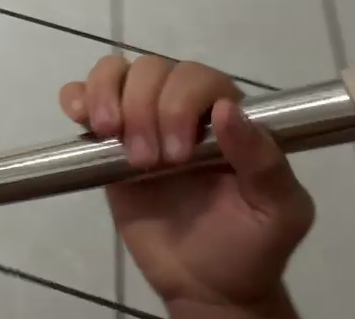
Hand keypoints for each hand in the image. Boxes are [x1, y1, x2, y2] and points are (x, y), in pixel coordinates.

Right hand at [60, 56, 312, 318]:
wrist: (204, 286)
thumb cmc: (247, 246)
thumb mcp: (278, 212)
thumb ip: (264, 162)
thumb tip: (228, 109)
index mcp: (224, 114)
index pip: (197, 78)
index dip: (180, 103)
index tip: (177, 154)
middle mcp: (179, 104)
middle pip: (150, 69)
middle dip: (142, 110)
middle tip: (147, 162)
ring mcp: (139, 115)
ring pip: (114, 71)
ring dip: (106, 96)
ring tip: (110, 136)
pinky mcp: (105, 136)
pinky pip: (80, 93)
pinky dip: (76, 96)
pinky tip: (81, 120)